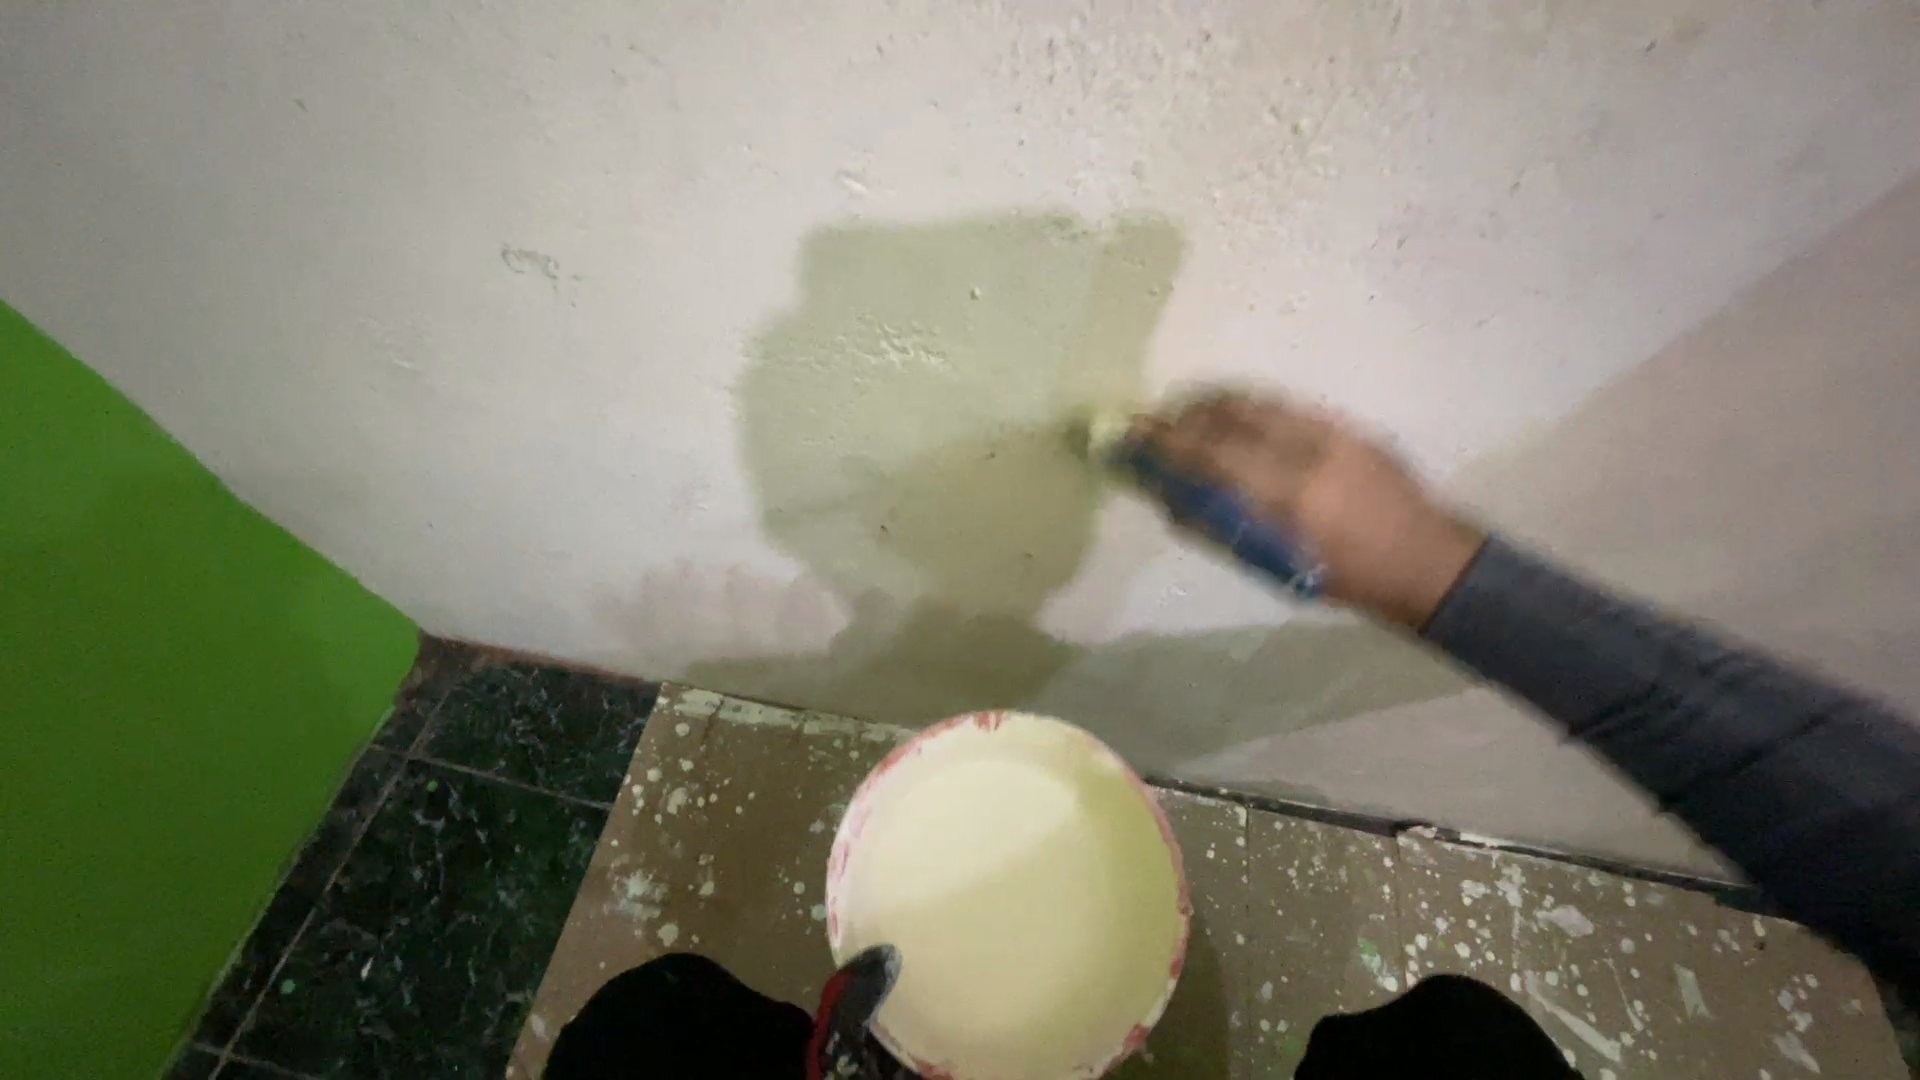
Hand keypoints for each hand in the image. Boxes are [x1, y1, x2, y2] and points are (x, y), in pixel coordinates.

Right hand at [1140, 392, 1485, 627]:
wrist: (1425, 560)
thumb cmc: (1342, 578)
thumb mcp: (1275, 565)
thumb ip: (1218, 529)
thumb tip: (1169, 501)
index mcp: (1291, 496)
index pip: (1214, 454)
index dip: (1168, 441)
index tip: (1134, 434)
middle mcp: (1312, 451)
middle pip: (1232, 412)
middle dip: (1186, 413)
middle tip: (1158, 423)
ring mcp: (1335, 431)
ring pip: (1258, 400)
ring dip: (1214, 405)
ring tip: (1189, 416)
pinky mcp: (1349, 424)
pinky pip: (1284, 406)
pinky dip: (1248, 409)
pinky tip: (1234, 421)